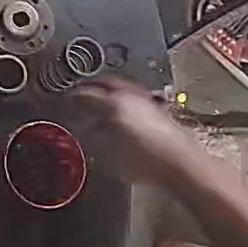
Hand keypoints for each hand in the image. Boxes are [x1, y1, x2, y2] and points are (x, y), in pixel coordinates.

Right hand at [71, 77, 215, 188]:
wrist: (182, 164)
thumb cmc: (147, 160)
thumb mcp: (110, 151)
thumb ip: (93, 135)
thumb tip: (83, 126)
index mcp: (114, 103)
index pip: (86, 93)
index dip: (73, 96)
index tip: (65, 98)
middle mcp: (131, 96)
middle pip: (105, 82)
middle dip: (91, 85)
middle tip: (79, 91)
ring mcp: (146, 101)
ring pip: (120, 88)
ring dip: (106, 90)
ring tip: (97, 100)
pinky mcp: (158, 110)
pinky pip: (132, 97)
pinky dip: (120, 99)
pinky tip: (119, 112)